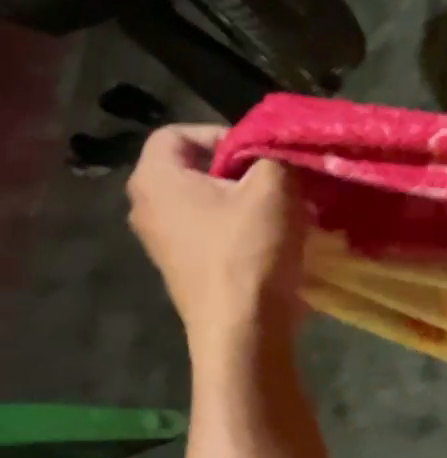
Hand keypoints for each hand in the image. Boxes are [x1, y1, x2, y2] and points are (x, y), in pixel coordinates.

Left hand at [128, 125, 304, 351]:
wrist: (243, 324)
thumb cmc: (251, 250)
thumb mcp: (275, 191)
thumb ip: (277, 158)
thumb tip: (282, 150)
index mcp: (155, 178)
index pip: (178, 133)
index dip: (225, 135)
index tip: (268, 155)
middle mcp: (146, 205)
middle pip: (196, 170)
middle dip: (243, 172)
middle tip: (286, 185)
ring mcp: (162, 239)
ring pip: (208, 203)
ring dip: (248, 203)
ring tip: (288, 216)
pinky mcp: (185, 266)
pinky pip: (213, 232)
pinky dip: (244, 230)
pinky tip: (276, 244)